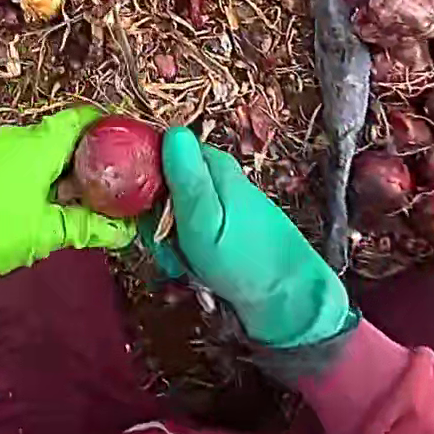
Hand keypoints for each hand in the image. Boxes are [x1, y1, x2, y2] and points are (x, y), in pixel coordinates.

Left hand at [0, 105, 135, 312]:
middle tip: (98, 185)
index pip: (82, 117)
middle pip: (63, 133)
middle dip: (83, 156)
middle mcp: (18, 135)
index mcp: (39, 145)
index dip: (105, 129)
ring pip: (39, 144)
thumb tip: (125, 230)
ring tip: (65, 199)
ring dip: (56, 164)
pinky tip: (33, 199)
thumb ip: (89, 227)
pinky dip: (33, 168)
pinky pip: (17, 153)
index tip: (119, 150)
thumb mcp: (45, 234)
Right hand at [152, 127, 354, 350]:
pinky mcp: (231, 224)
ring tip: (182, 261)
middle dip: (160, 213)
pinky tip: (196, 267)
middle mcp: (222, 176)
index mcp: (216, 165)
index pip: (167, 151)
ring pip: (181, 207)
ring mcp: (228, 201)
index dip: (150, 177)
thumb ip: (187, 177)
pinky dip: (190, 245)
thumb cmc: (242, 261)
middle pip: (171, 181)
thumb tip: (172, 131)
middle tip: (166, 245)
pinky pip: (197, 225)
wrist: (289, 303)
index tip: (145, 209)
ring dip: (173, 234)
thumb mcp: (204, 219)